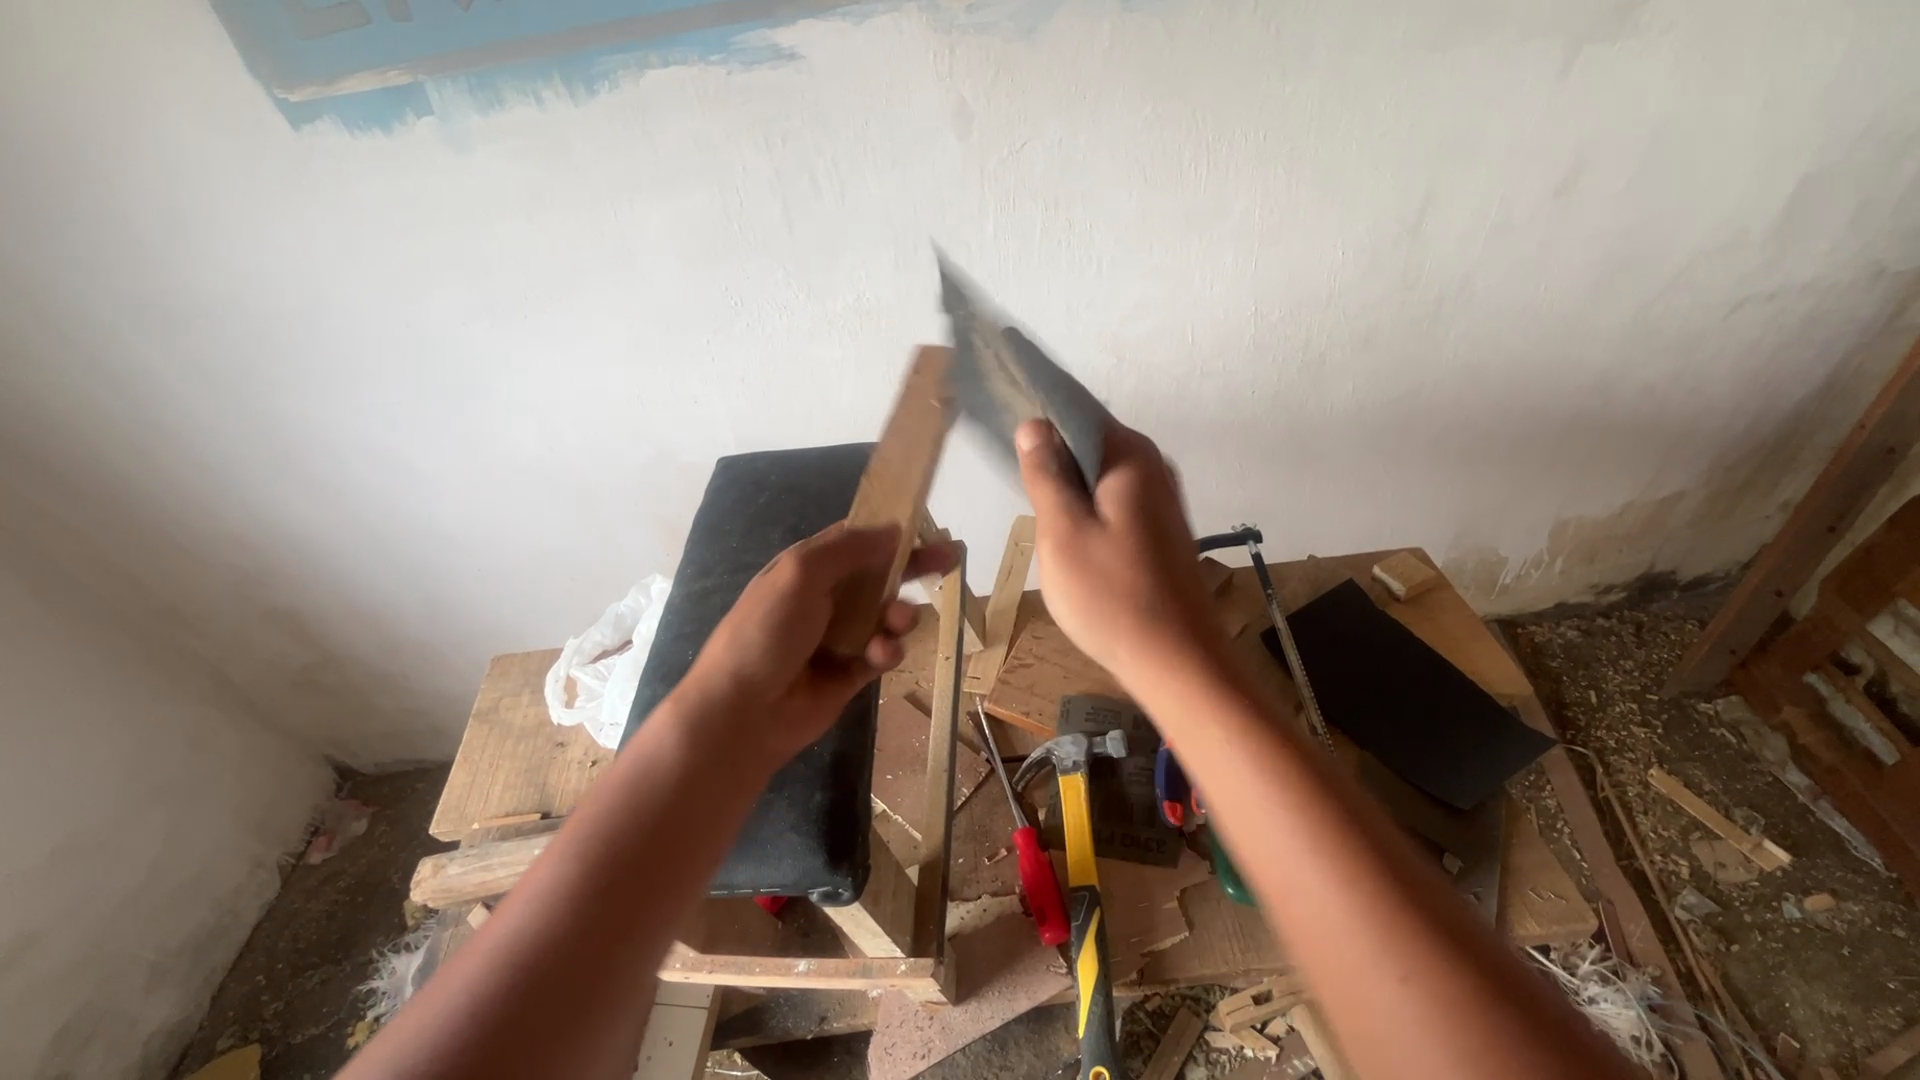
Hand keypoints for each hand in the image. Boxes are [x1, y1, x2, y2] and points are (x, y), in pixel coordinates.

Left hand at [672, 523, 957, 765]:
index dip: (890, 534)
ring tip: (898, 623)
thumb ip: (849, 548)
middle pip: (879, 576)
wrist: (744, 710)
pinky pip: (883, 653)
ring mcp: (838, 637)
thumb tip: (893, 530)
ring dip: (900, 615)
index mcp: (807, 568)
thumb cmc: (767, 631)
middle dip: (913, 567)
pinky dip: (887, 651)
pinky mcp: (851, 673)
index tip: (926, 529)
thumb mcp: (800, 573)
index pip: (856, 542)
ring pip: (887, 615)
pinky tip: (879, 656)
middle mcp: (825, 598)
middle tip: (951, 559)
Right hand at [1016, 419, 1225, 684]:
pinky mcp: (1163, 533)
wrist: (1176, 660)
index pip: (1077, 412)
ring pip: (1101, 481)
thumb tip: (1034, 424)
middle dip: (1053, 464)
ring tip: (1043, 525)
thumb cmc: (1110, 595)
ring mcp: (1163, 502)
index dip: (1039, 423)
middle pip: (1090, 447)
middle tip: (1021, 496)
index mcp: (1131, 456)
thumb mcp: (1062, 531)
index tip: (1005, 443)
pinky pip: (1116, 506)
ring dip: (1070, 494)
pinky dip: (1090, 515)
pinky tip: (1073, 546)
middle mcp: (1155, 467)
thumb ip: (1046, 474)